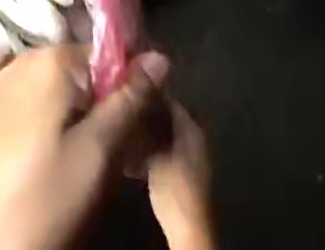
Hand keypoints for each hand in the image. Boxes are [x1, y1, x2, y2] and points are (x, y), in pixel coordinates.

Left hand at [0, 45, 169, 249]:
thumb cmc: (35, 199)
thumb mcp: (96, 154)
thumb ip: (130, 101)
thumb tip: (161, 56)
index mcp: (54, 57)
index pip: (116, 54)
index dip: (138, 88)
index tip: (148, 126)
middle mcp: (29, 59)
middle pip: (92, 72)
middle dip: (113, 106)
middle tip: (126, 153)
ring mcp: (8, 85)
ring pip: (71, 93)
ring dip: (91, 122)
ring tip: (99, 164)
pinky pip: (47, 107)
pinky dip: (64, 129)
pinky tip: (67, 166)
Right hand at [142, 100, 213, 249]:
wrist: (190, 226)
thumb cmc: (174, 186)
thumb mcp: (155, 157)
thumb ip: (149, 131)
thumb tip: (138, 110)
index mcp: (192, 127)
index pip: (171, 102)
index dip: (150, 98)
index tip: (131, 98)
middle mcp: (196, 136)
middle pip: (170, 119)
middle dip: (149, 118)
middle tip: (127, 119)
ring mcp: (193, 155)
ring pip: (168, 137)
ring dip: (150, 137)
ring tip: (128, 139)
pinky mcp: (187, 172)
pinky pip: (169, 153)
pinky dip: (154, 153)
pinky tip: (135, 161)